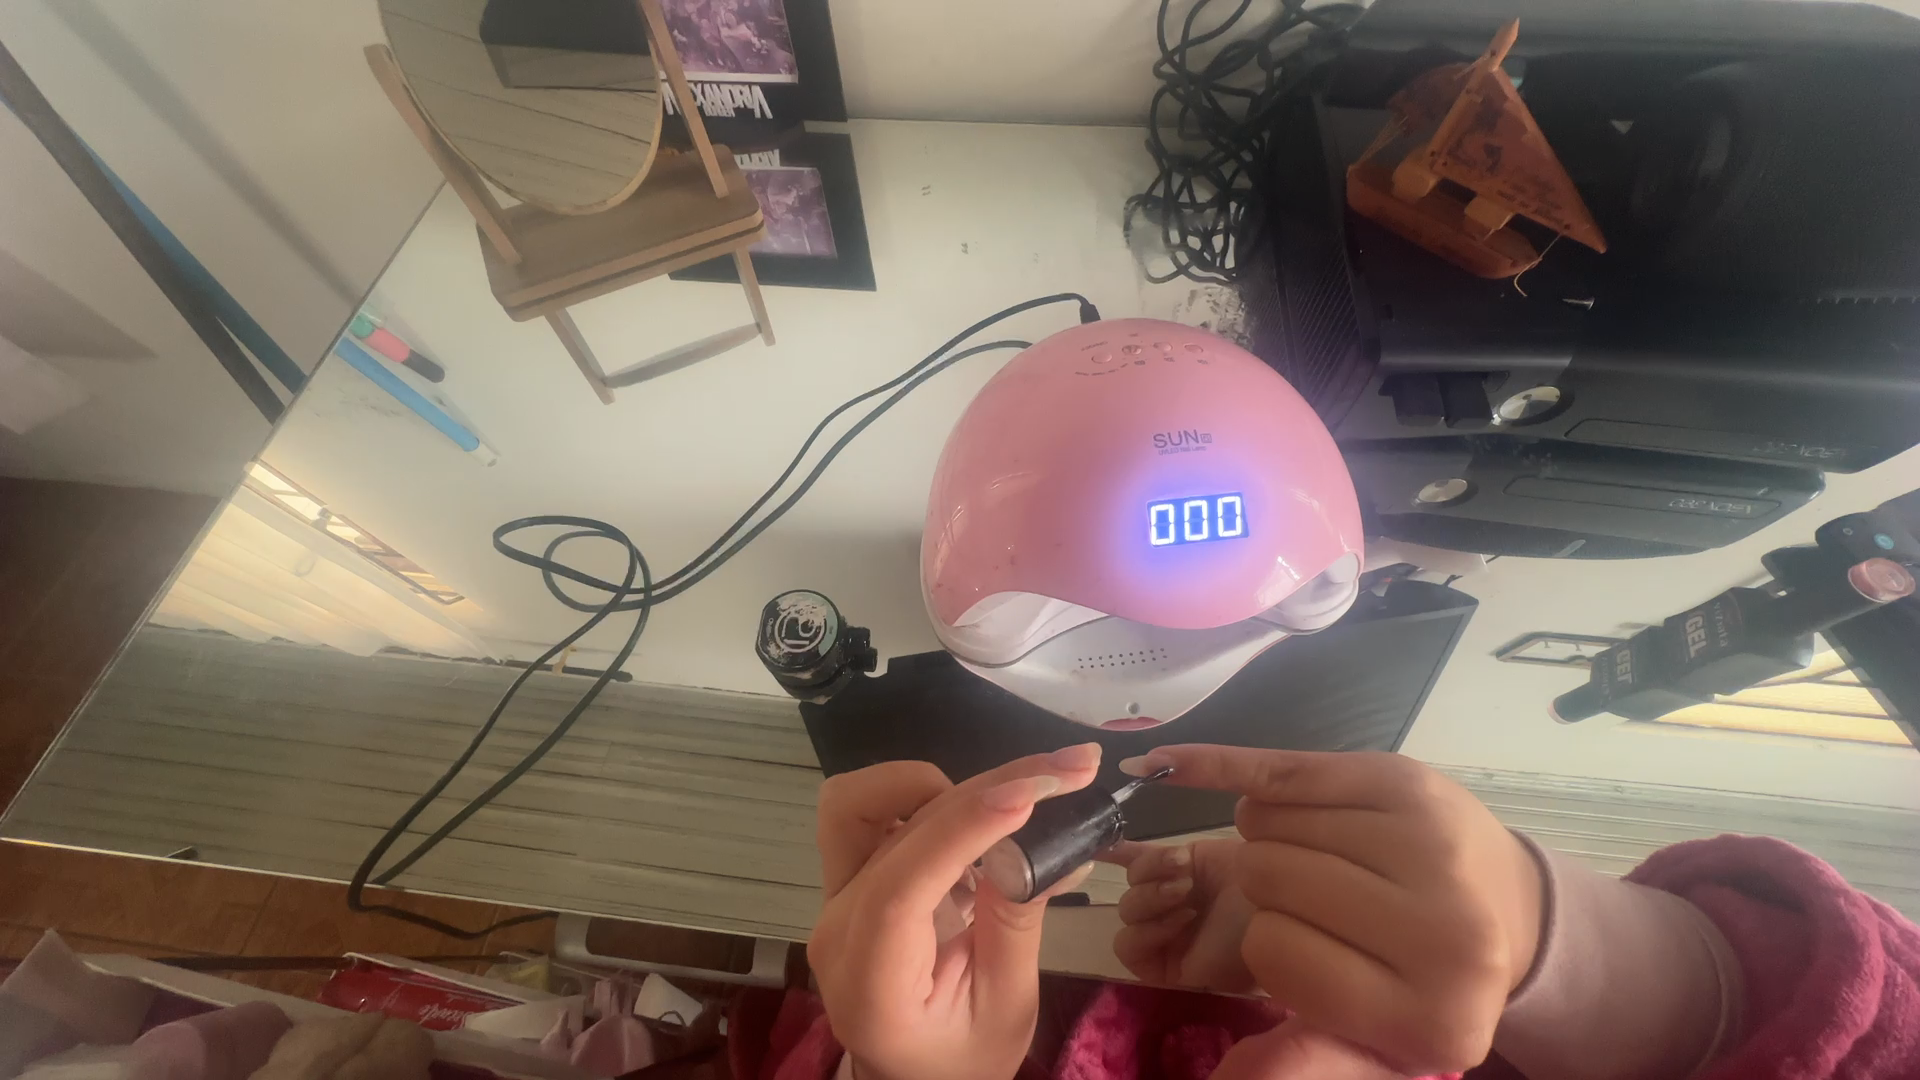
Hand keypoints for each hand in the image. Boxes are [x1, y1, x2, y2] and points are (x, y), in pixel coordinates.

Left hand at [808, 745, 1102, 1079]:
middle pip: (897, 827)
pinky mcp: (850, 868)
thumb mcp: (1006, 1008)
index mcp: (870, 982)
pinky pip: (874, 805)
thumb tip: (1055, 840)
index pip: (902, 887)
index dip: (963, 830)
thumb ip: (1016, 923)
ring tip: (1015, 796)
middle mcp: (837, 924)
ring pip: (866, 799)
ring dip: (940, 784)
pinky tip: (983, 812)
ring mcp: (836, 890)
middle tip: (1068, 768)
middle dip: (985, 789)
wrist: (914, 1071)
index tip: (1028, 795)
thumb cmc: (961, 1057)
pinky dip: (930, 794)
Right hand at [1118, 747, 1545, 1076]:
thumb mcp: (1379, 1036)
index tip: (1301, 940)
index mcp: (1431, 1015)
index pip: (1271, 951)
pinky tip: (1167, 763)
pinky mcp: (1402, 778)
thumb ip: (1312, 1058)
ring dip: (1265, 830)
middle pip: (1266, 872)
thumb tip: (1236, 1079)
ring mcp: (1427, 842)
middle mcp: (1444, 929)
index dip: (1266, 940)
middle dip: (1264, 877)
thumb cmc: (1426, 971)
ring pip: (1265, 816)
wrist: (1515, 909)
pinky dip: (1216, 764)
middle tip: (1307, 888)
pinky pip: (1283, 768)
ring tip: (1312, 846)